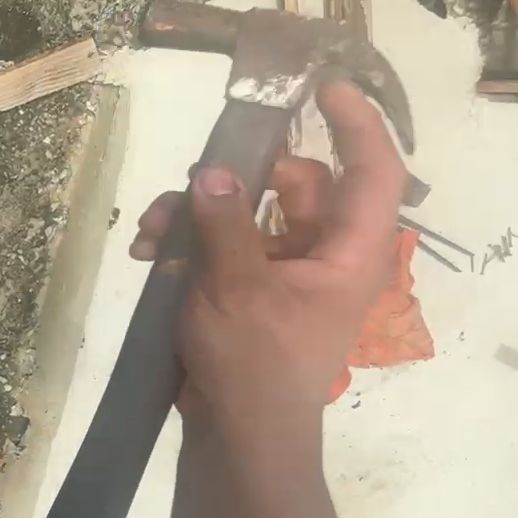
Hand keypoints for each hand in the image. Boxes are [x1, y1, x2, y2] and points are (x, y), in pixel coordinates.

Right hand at [129, 83, 407, 434]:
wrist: (235, 428)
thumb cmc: (254, 361)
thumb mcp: (236, 287)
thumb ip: (227, 225)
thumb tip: (213, 170)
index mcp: (346, 253)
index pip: (371, 174)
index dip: (358, 126)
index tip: (325, 89)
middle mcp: (318, 252)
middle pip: (289, 186)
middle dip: (231, 180)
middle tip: (185, 185)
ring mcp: (278, 268)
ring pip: (243, 211)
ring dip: (192, 213)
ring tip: (148, 233)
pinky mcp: (242, 284)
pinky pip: (218, 241)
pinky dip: (183, 241)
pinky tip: (146, 253)